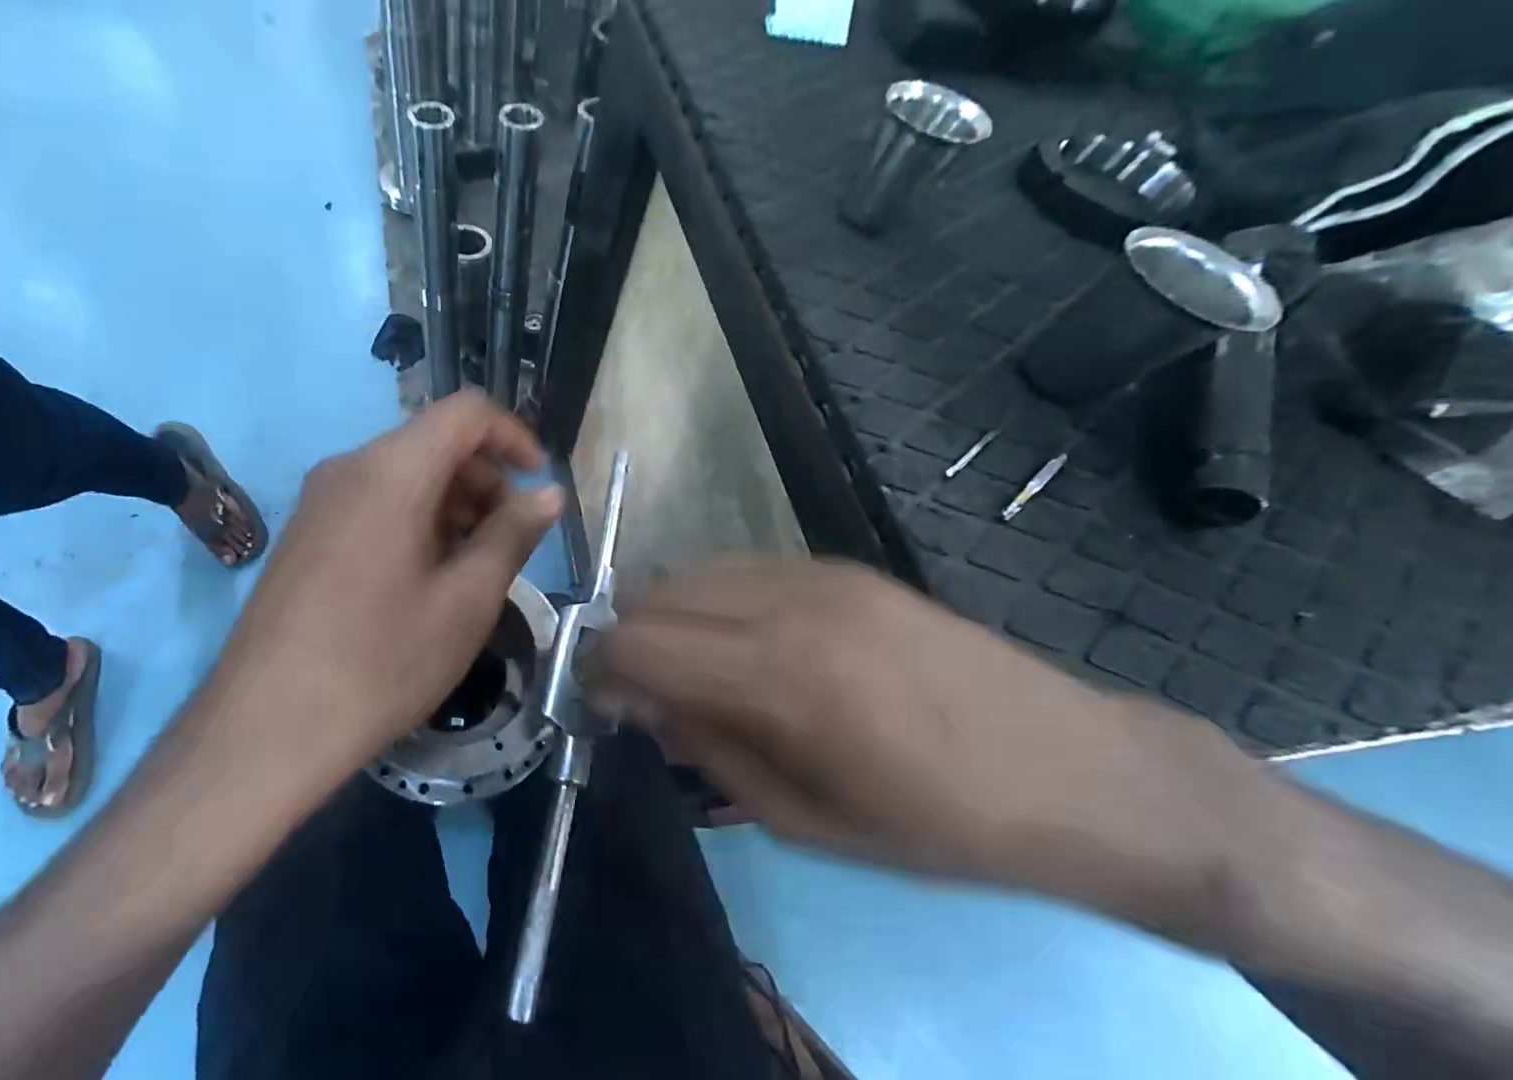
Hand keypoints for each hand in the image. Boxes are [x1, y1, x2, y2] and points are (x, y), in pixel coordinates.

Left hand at [207, 391, 562, 780]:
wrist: (266, 729)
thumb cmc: (382, 662)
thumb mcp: (466, 601)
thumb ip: (512, 535)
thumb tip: (547, 494)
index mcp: (391, 471)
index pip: (466, 412)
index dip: (514, 437)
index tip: (539, 487)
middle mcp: (348, 468)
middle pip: (433, 444)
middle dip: (485, 481)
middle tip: (509, 545)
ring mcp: (317, 502)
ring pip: (404, 477)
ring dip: (452, 507)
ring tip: (472, 571)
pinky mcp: (303, 536)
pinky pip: (373, 505)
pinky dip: (415, 524)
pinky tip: (425, 583)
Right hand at [591, 558, 1282, 938]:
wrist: (1078, 770)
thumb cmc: (939, 825)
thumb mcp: (805, 821)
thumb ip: (709, 750)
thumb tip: (643, 703)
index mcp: (779, 676)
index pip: (637, 641)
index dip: (598, 669)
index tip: (599, 703)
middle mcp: (789, 602)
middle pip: (654, 594)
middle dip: (626, 640)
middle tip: (640, 693)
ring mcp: (819, 573)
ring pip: (692, 571)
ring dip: (667, 617)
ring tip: (691, 670)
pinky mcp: (844, 566)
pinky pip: (741, 569)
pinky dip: (713, 600)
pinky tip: (742, 644)